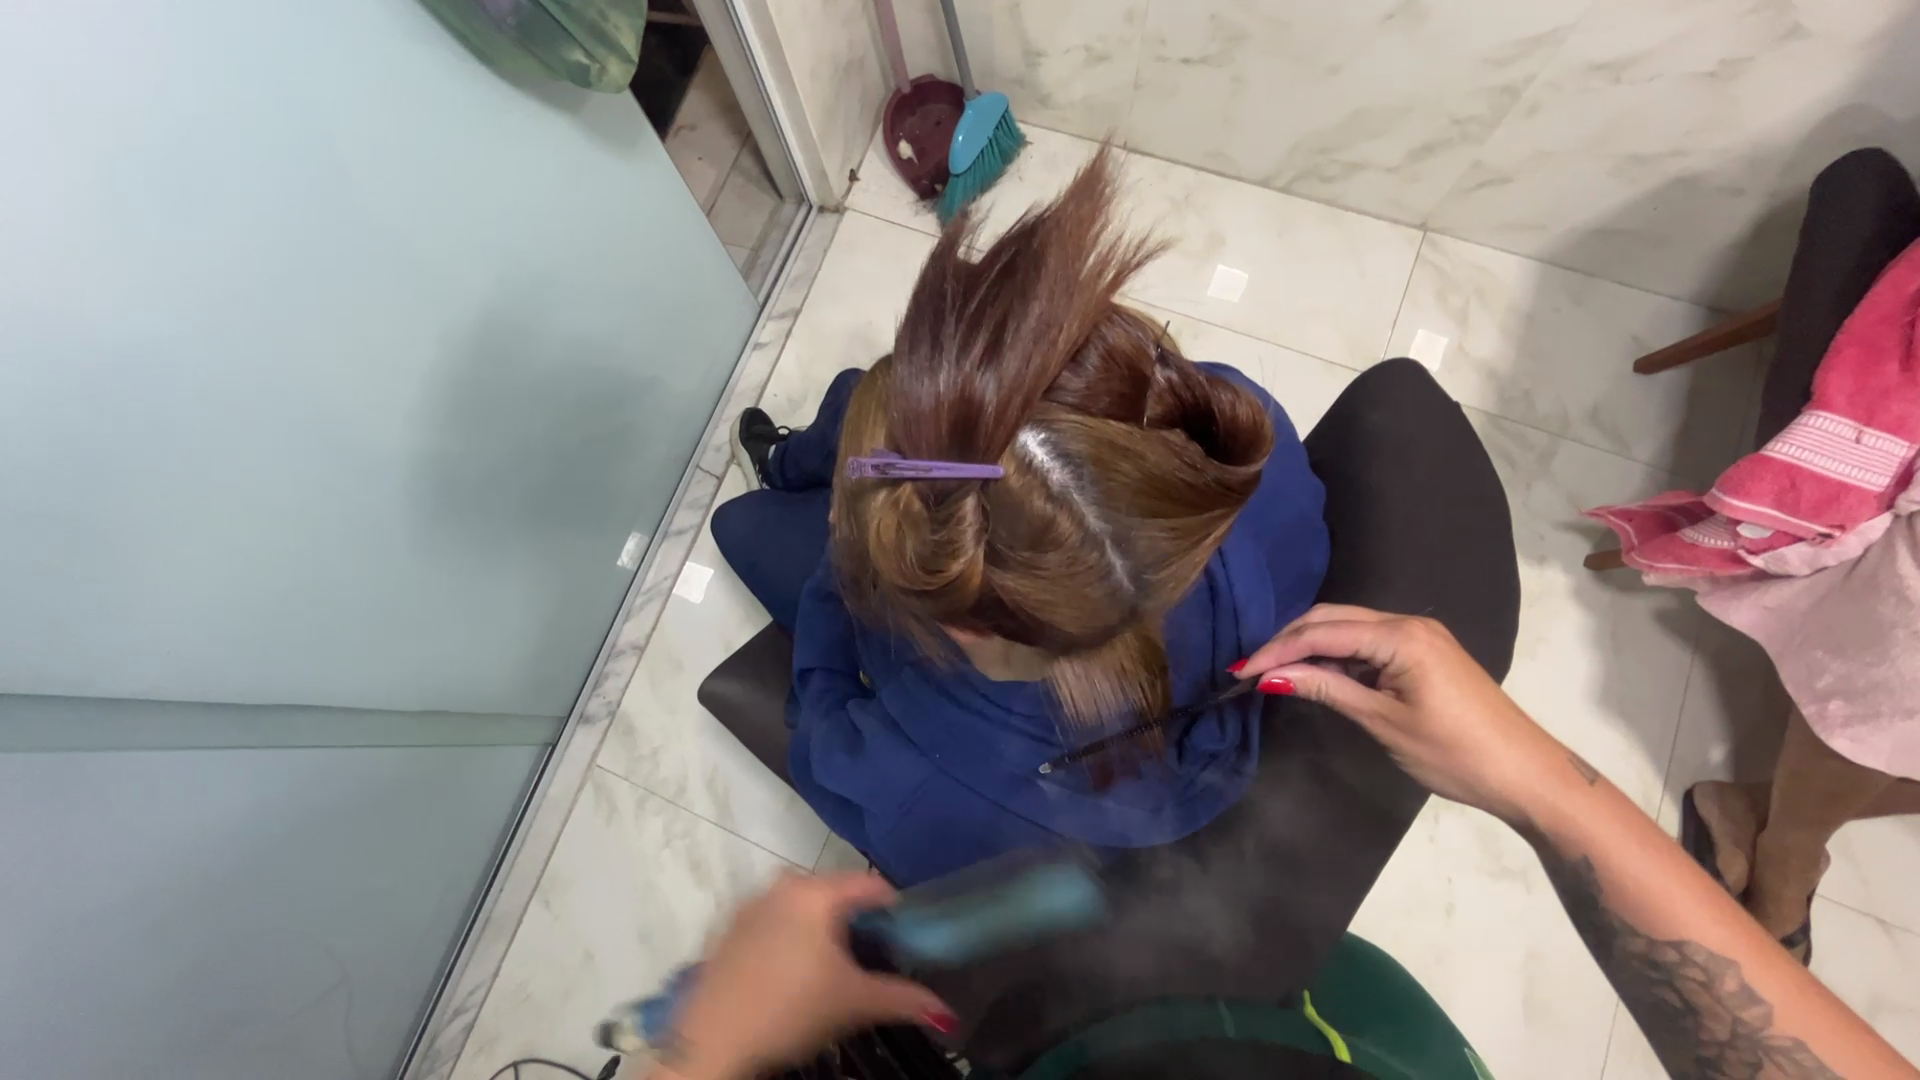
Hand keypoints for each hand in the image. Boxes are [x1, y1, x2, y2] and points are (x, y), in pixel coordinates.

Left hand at [661, 872, 953, 1079]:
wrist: (709, 1045)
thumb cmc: (790, 1011)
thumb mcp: (853, 1003)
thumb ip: (904, 999)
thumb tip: (948, 1012)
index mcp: (817, 891)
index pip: (871, 885)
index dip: (894, 909)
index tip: (904, 937)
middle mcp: (783, 884)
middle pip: (835, 893)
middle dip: (854, 921)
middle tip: (867, 958)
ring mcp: (749, 903)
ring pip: (801, 906)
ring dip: (819, 928)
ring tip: (827, 970)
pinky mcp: (726, 929)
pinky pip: (771, 921)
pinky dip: (787, 938)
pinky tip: (787, 975)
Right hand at [1236, 604, 1577, 824]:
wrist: (1530, 777)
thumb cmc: (1456, 753)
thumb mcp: (1383, 722)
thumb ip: (1326, 690)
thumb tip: (1269, 677)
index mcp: (1401, 636)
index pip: (1322, 632)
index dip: (1277, 650)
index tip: (1240, 672)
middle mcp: (1408, 623)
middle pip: (1330, 618)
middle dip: (1287, 641)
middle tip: (1251, 670)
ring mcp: (1418, 635)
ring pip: (1346, 627)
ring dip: (1309, 646)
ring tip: (1274, 673)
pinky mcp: (1423, 652)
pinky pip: (1366, 642)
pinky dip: (1335, 655)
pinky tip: (1315, 674)